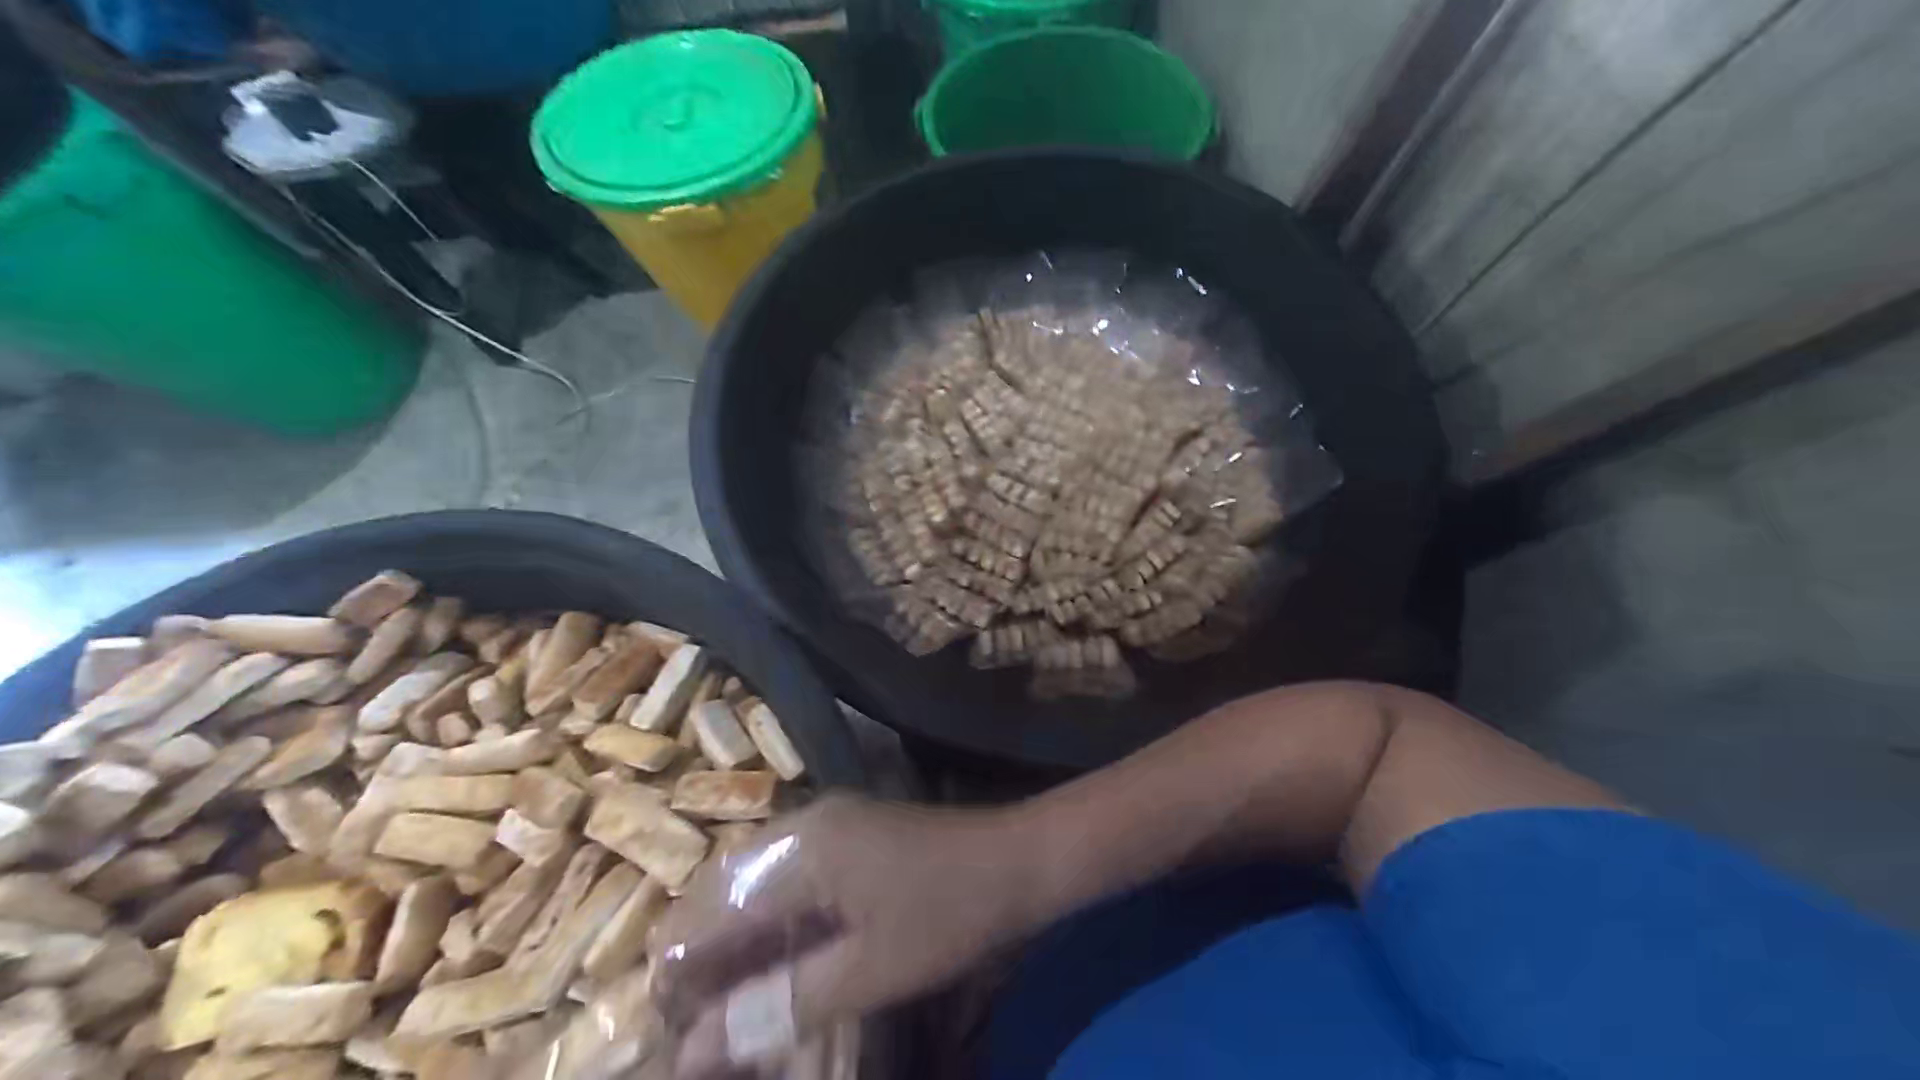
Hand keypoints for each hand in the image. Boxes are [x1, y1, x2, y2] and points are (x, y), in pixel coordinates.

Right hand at [650, 794, 1040, 1076]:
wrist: (1020, 860)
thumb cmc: (949, 915)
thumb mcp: (869, 970)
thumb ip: (781, 1003)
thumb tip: (694, 1049)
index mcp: (801, 849)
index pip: (709, 910)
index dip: (678, 971)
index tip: (665, 1032)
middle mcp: (804, 824)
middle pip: (724, 889)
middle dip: (699, 956)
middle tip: (691, 1027)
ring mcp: (828, 824)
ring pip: (754, 882)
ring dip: (735, 941)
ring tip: (721, 1006)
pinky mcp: (849, 835)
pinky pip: (789, 876)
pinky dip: (772, 922)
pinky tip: (772, 963)